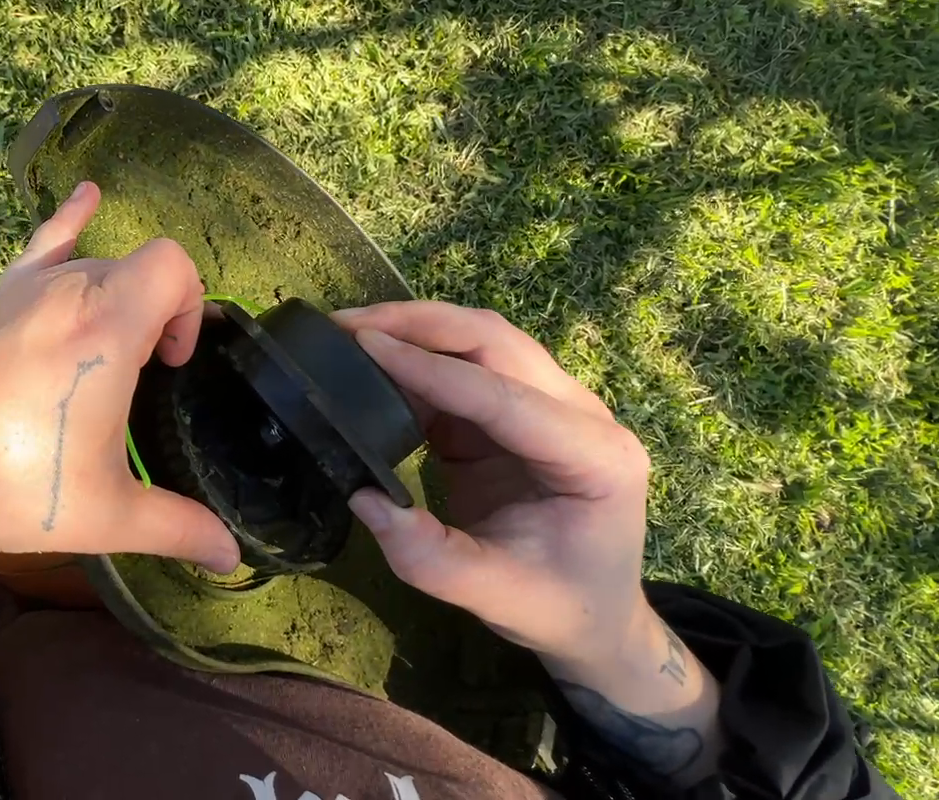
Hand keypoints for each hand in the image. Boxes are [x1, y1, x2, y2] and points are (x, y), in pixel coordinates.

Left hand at [0, 182, 238, 675]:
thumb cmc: (9, 486)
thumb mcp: (104, 514)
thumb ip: (177, 528)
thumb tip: (232, 557)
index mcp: (105, 324)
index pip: (172, 264)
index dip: (189, 305)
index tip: (170, 363)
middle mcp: (65, 290)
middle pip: (135, 267)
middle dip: (157, 311)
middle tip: (144, 376)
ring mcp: (21, 290)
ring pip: (92, 265)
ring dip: (117, 296)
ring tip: (114, 344)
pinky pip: (39, 246)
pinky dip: (70, 221)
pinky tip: (86, 196)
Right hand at [337, 302, 720, 782]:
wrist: (591, 614)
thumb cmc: (556, 605)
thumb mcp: (493, 594)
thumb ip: (428, 554)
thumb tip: (363, 495)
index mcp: (593, 458)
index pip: (501, 395)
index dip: (428, 368)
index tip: (362, 345)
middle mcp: (580, 415)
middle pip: (494, 340)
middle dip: (417, 323)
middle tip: (345, 325)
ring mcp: (548, 404)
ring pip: (478, 338)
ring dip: (413, 327)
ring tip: (347, 332)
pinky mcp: (509, 407)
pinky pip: (460, 365)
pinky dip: (413, 355)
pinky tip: (369, 362)